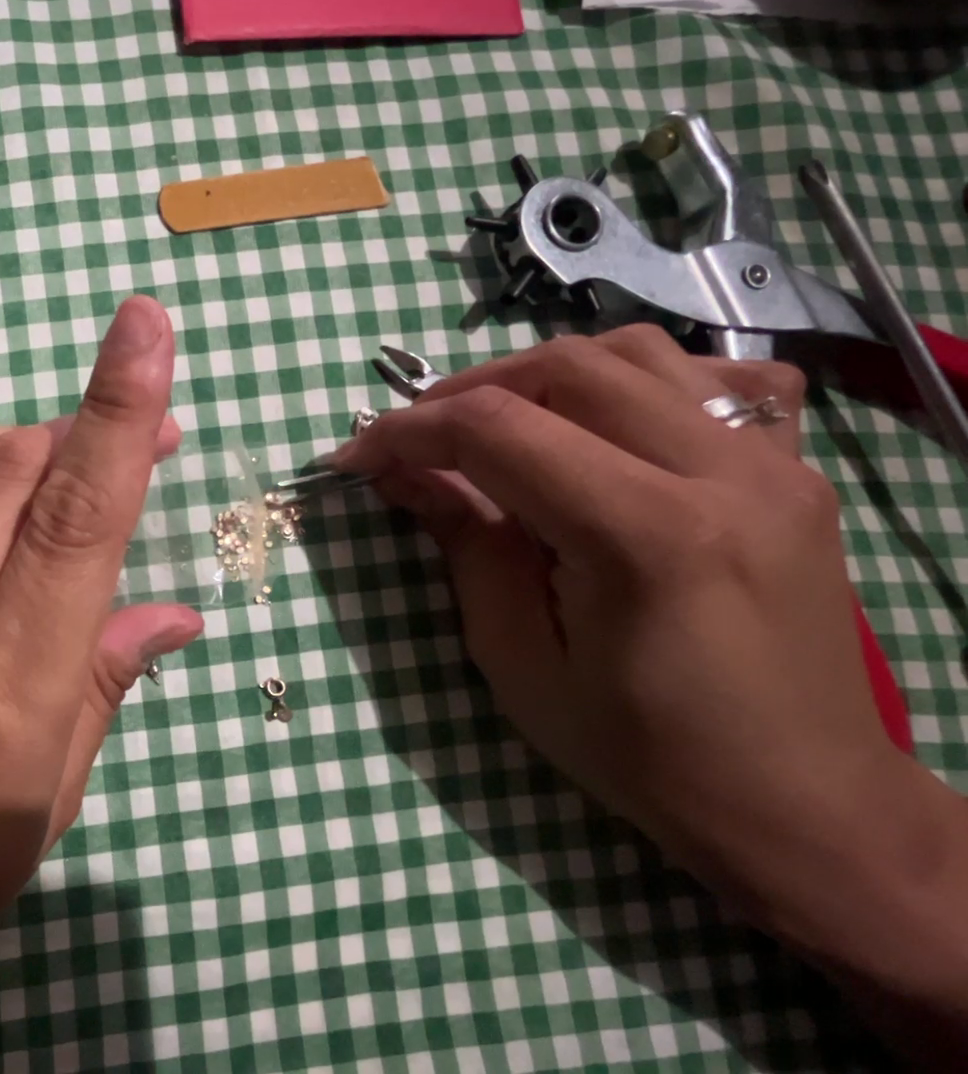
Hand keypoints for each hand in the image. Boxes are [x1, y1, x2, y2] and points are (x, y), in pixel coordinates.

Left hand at [0, 296, 201, 1058]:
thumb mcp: (42, 808)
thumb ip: (100, 693)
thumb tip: (171, 612)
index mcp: (6, 695)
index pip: (71, 526)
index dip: (116, 420)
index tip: (146, 334)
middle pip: (3, 478)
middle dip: (76, 427)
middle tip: (129, 425)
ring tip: (42, 452)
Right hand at [331, 325, 967, 1053]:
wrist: (798, 799)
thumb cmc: (639, 750)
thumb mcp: (518, 658)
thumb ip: (466, 545)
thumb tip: (405, 472)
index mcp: (643, 535)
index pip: (498, 431)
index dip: (407, 431)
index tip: (355, 456)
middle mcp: (719, 472)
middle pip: (565, 369)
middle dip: (464, 392)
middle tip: (413, 441)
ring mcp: (773, 462)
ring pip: (637, 353)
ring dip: (541, 376)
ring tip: (493, 426)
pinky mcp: (792, 472)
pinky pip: (712, 379)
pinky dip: (635, 381)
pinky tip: (602, 424)